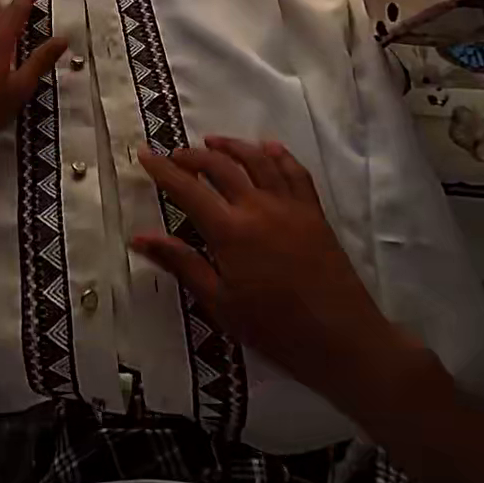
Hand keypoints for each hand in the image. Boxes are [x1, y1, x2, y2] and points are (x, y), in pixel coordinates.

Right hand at [134, 136, 429, 406]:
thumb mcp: (220, 303)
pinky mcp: (313, 210)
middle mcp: (257, 206)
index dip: (162, 169)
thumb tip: (140, 237)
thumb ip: (182, 263)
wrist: (343, 340)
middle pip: (219, 165)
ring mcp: (288, 204)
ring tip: (212, 142)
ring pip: (256, 159)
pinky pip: (294, 170)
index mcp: (230, 231)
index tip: (145, 154)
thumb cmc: (275, 329)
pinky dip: (277, 154)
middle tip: (175, 155)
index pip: (187, 188)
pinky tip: (267, 148)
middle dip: (192, 155)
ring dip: (231, 145)